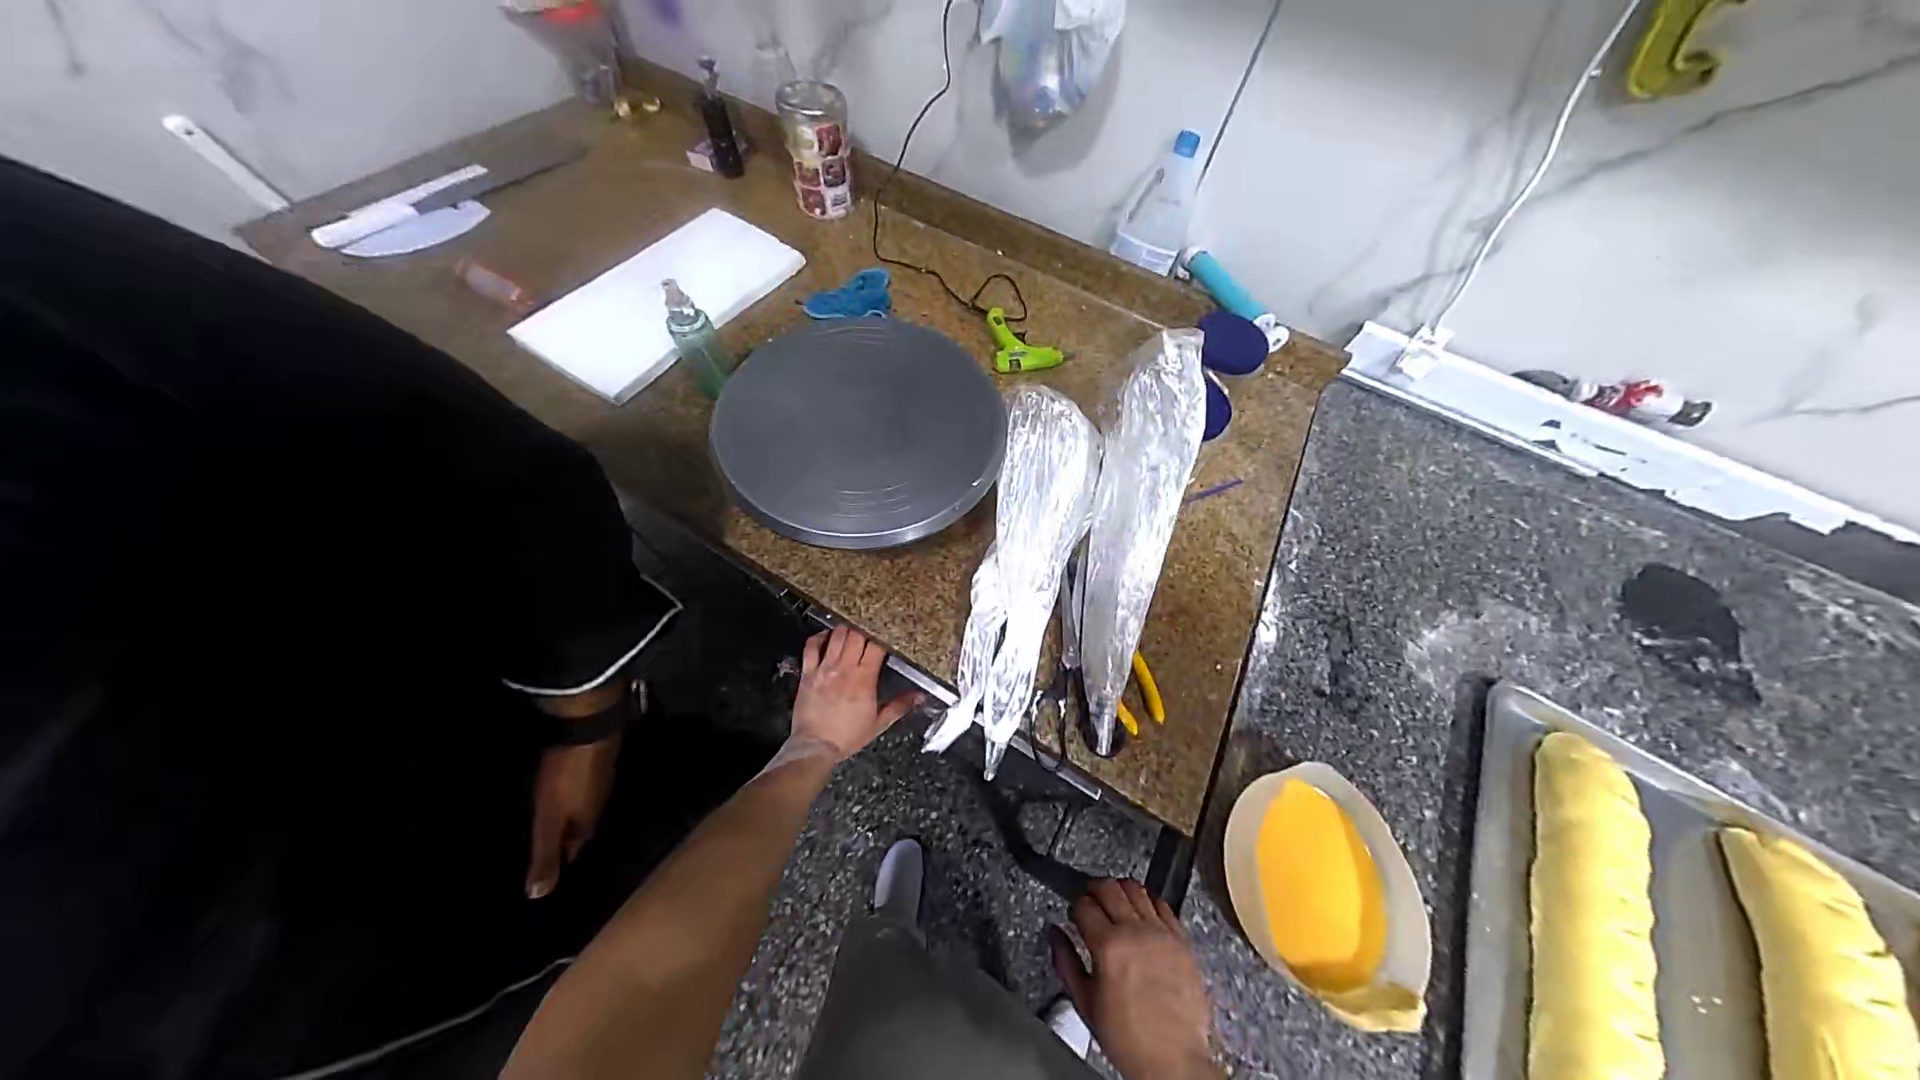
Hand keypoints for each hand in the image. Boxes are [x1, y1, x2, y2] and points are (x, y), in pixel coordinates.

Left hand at [526, 734, 619, 898]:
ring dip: (575, 810)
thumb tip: (538, 896)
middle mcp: (600, 804)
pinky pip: (588, 784)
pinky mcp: (601, 760)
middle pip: (583, 826)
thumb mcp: (546, 819)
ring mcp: (603, 779)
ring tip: (559, 812)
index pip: (574, 848)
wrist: (590, 729)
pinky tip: (570, 784)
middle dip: (570, 833)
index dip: (562, 856)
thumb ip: (544, 855)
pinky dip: (578, 789)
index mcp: (587, 823)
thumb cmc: (564, 778)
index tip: (551, 864)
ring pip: (587, 803)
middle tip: (552, 837)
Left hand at [792, 625, 923, 760]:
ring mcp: (824, 668)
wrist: (815, 747)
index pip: (876, 646)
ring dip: (846, 628)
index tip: (888, 631)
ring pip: (836, 635)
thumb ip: (900, 706)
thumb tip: (920, 697)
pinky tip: (828, 636)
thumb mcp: (879, 723)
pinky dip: (820, 637)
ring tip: (852, 628)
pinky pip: (812, 646)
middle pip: (856, 634)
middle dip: (865, 627)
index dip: (883, 635)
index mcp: (864, 679)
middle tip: (870, 626)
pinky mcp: (808, 672)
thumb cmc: (847, 736)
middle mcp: (844, 669)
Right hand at [1052, 879, 1218, 1079]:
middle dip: (1094, 890)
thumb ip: (1065, 961)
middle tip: (1091, 902)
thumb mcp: (1085, 1002)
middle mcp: (1135, 933)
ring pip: (1136, 888)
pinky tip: (1142, 913)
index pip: (1084, 904)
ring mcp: (1161, 934)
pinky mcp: (1181, 941)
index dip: (1075, 907)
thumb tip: (1055, 934)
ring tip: (1116, 903)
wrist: (1173, 1060)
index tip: (1075, 915)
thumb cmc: (1130, 1039)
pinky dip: (1149, 902)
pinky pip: (1163, 905)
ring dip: (1121, 891)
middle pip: (1109, 887)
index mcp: (1108, 946)